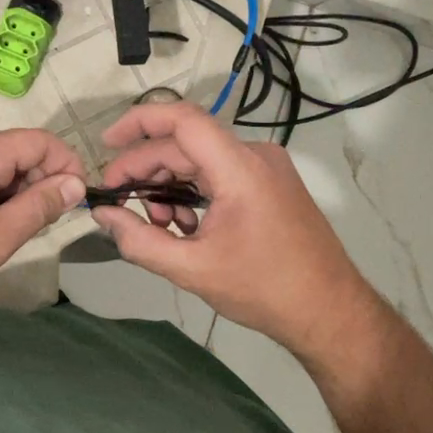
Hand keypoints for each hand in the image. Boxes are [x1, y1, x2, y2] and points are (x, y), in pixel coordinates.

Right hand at [89, 102, 381, 360]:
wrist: (330, 313)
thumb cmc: (263, 290)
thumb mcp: (191, 269)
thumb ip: (138, 239)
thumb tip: (102, 214)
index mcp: (240, 168)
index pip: (182, 120)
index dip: (138, 122)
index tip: (105, 144)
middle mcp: (254, 156)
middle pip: (183, 145)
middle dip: (143, 170)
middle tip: (117, 202)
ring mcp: (265, 168)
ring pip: (197, 160)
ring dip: (166, 186)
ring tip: (157, 226)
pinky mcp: (268, 184)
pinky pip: (216, 174)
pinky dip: (190, 193)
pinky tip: (184, 228)